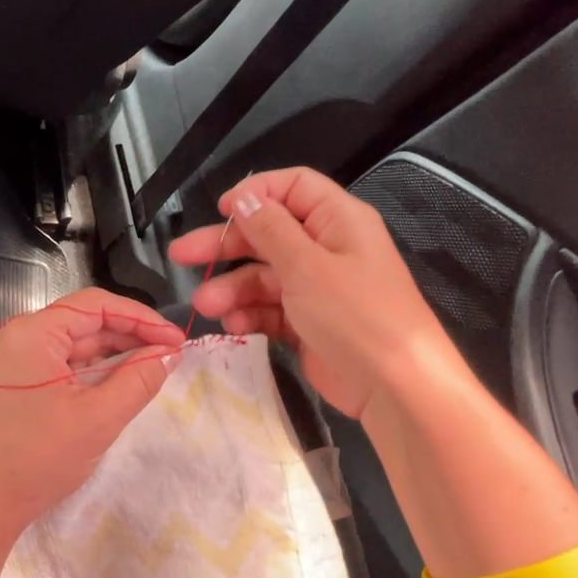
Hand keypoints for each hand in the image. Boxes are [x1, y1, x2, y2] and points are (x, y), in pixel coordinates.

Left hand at [0, 287, 185, 532]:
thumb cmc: (41, 457)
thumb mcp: (99, 418)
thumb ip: (138, 380)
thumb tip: (170, 353)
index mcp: (32, 333)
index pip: (93, 305)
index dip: (139, 317)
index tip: (176, 337)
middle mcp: (22, 335)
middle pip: (85, 320)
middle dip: (131, 333)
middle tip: (174, 352)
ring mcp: (21, 357)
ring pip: (78, 342)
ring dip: (117, 350)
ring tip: (158, 363)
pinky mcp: (25, 379)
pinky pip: (67, 362)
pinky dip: (98, 367)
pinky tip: (126, 376)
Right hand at [167, 167, 471, 419]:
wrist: (397, 390)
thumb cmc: (357, 315)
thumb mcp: (307, 266)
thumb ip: (269, 229)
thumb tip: (242, 197)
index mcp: (338, 222)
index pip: (292, 187)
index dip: (254, 193)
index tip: (219, 210)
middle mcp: (326, 248)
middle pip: (265, 233)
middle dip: (223, 246)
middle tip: (181, 255)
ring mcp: (316, 287)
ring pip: (260, 275)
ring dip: (231, 288)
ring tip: (207, 307)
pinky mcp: (307, 321)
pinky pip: (268, 308)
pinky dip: (248, 314)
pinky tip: (234, 326)